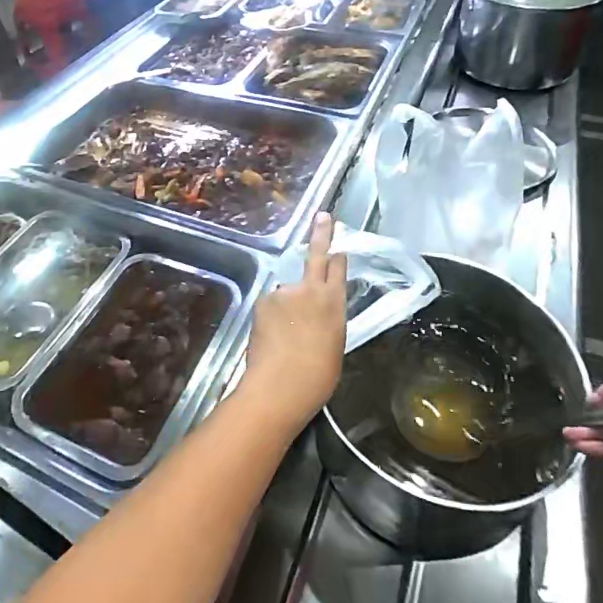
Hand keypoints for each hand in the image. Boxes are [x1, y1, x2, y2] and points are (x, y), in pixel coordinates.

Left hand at [241, 213, 347, 428]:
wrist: (280, 386)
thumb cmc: (318, 376)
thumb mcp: (334, 344)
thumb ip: (328, 320)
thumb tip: (318, 316)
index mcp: (335, 302)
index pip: (339, 267)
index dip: (338, 256)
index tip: (339, 247)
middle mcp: (311, 289)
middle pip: (317, 254)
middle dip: (321, 234)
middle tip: (323, 216)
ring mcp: (285, 293)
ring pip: (287, 292)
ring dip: (287, 305)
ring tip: (285, 336)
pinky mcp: (264, 302)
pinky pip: (271, 305)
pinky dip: (272, 317)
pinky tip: (271, 338)